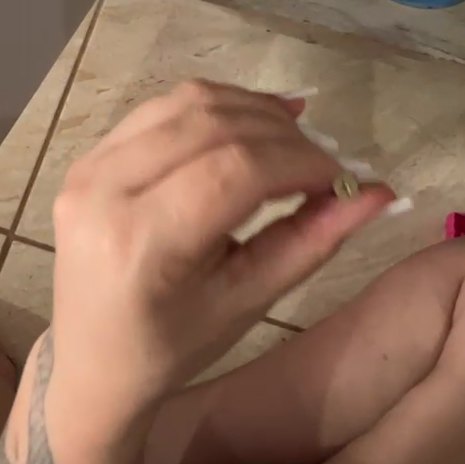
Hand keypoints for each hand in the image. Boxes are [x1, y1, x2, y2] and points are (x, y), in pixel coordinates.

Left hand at [48, 81, 394, 420]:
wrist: (91, 359)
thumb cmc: (172, 347)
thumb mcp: (246, 303)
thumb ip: (310, 242)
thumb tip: (376, 193)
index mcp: (140, 243)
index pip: (234, 171)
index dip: (300, 161)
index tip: (343, 176)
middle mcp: (104, 190)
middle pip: (211, 126)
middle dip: (281, 134)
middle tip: (324, 161)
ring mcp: (88, 167)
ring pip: (186, 104)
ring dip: (249, 110)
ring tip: (295, 134)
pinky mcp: (88, 157)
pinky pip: (160, 110)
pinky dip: (214, 108)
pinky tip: (250, 122)